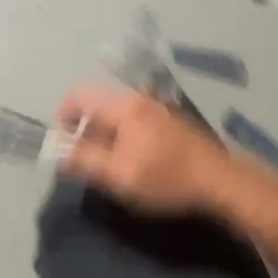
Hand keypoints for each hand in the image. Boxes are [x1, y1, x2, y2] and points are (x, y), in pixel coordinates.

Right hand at [55, 84, 234, 216]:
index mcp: (123, 106)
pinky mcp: (167, 119)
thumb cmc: (167, 178)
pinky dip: (122, 134)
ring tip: (109, 163)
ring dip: (104, 133)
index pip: (79, 95)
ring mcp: (155, 106)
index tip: (64, 144)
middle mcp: (138, 98)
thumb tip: (57, 152)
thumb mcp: (119, 176)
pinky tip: (133, 160)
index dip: (63, 117)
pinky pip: (132, 118)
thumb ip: (84, 161)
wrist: (220, 181)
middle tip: (86, 158)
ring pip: (115, 112)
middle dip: (84, 128)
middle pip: (97, 103)